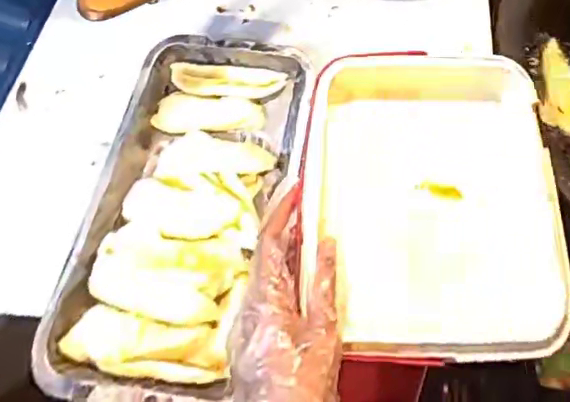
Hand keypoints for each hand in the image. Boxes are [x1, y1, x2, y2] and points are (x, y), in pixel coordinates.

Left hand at [230, 186, 340, 401]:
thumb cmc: (300, 388)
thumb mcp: (323, 332)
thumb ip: (324, 283)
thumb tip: (326, 244)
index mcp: (264, 299)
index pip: (269, 240)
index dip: (281, 209)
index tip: (293, 187)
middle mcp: (247, 308)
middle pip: (265, 254)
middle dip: (285, 228)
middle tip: (303, 206)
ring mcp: (243, 325)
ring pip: (264, 274)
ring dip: (284, 252)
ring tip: (305, 233)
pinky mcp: (247, 339)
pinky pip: (263, 294)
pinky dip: (280, 276)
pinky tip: (297, 274)